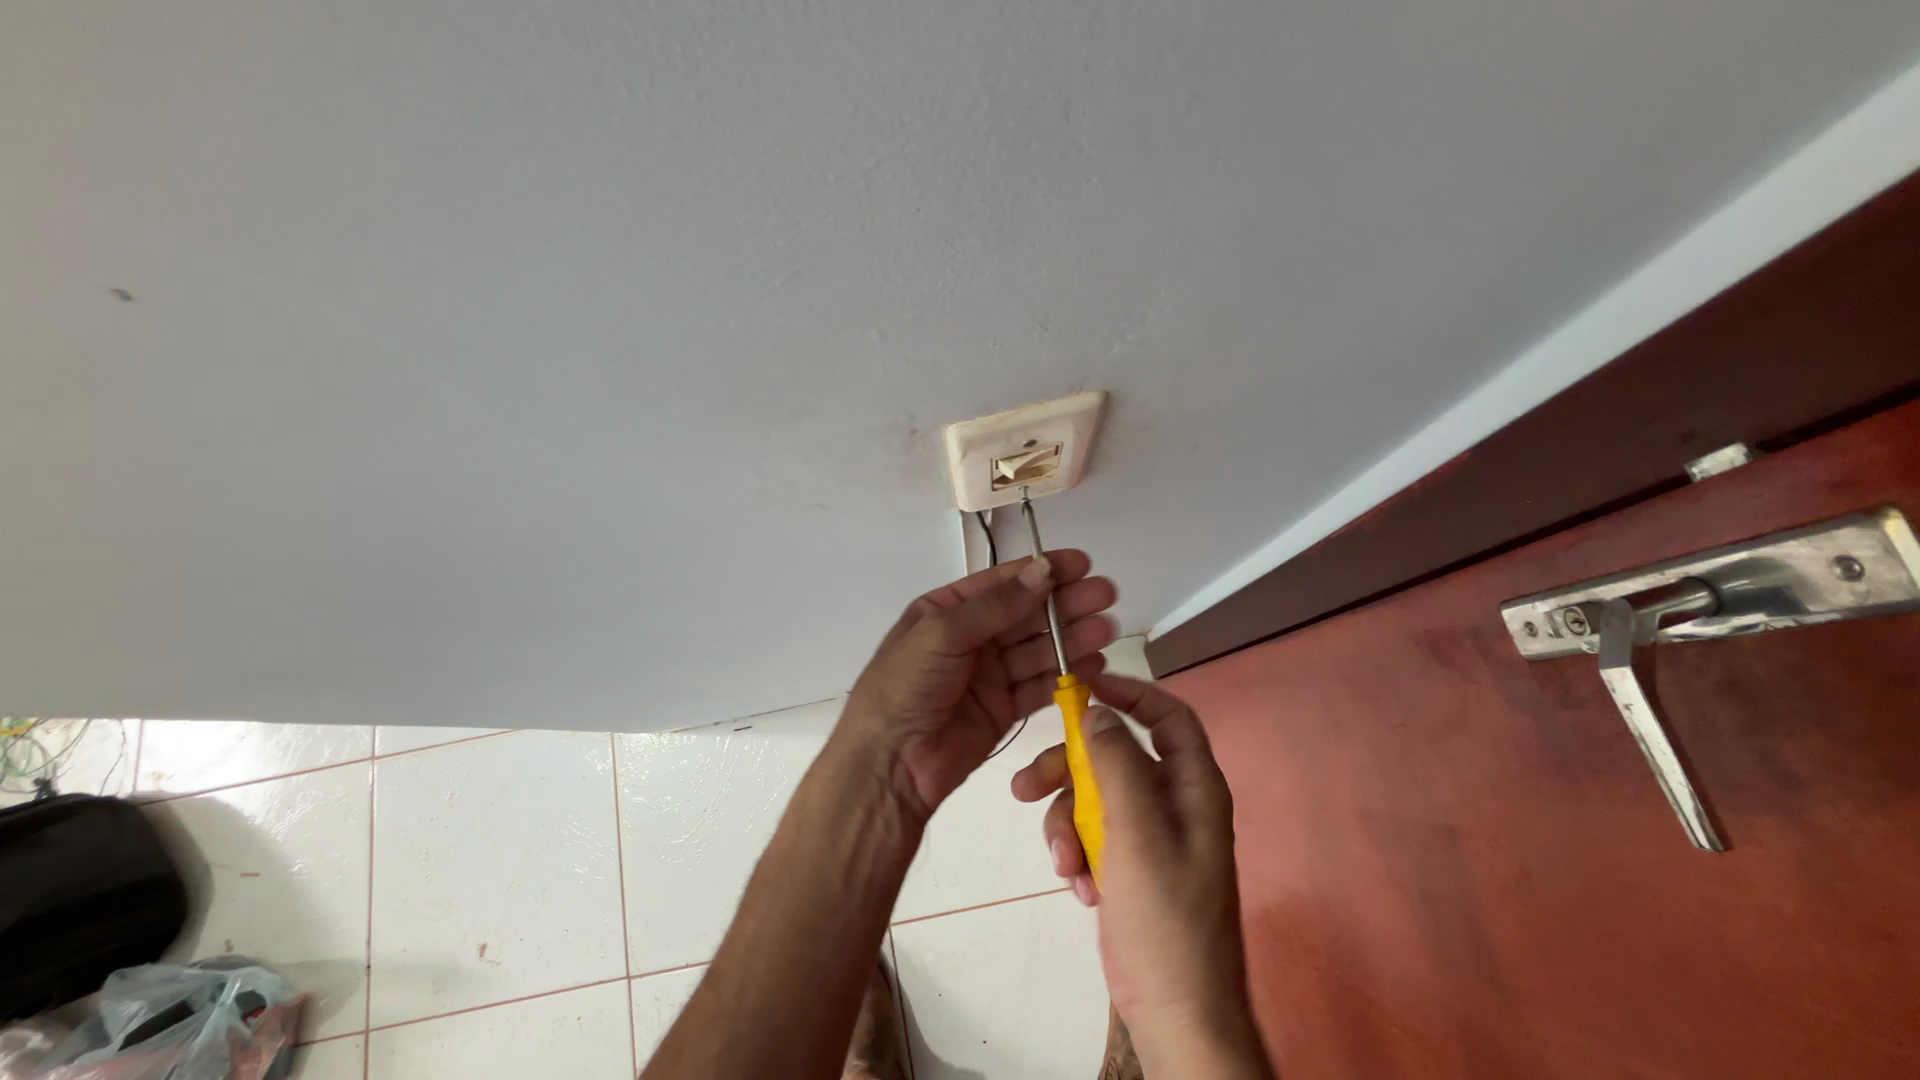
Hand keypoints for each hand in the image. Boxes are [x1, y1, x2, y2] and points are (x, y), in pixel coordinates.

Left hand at [838, 550, 1116, 822]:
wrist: (889, 763)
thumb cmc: (904, 688)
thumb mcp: (942, 634)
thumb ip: (997, 605)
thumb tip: (1043, 570)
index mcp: (946, 610)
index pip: (1002, 583)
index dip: (1042, 571)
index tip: (1083, 564)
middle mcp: (970, 638)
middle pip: (1026, 615)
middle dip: (1065, 604)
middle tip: (1105, 595)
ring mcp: (988, 675)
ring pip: (1038, 649)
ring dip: (1072, 638)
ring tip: (1106, 629)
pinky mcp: (1003, 709)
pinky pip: (1039, 685)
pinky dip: (1066, 675)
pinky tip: (1093, 664)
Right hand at [1011, 674, 1270, 1077]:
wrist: (1174, 1010)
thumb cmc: (1165, 917)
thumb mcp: (1136, 832)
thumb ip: (1117, 765)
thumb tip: (1099, 714)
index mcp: (1193, 787)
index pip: (1168, 718)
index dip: (1131, 695)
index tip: (1083, 689)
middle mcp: (1172, 803)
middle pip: (1112, 758)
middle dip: (1067, 771)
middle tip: (1025, 786)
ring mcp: (1148, 836)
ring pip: (1092, 798)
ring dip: (1066, 826)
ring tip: (1062, 863)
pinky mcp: (1127, 866)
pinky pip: (1091, 836)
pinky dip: (1077, 855)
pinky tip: (1079, 887)